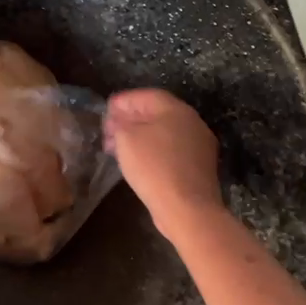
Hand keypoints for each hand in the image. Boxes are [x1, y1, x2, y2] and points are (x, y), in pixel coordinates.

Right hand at [104, 89, 223, 224]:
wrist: (188, 209)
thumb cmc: (153, 166)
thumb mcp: (126, 138)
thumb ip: (119, 122)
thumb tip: (119, 119)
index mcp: (175, 109)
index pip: (145, 95)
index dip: (122, 102)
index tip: (105, 111)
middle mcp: (192, 122)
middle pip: (157, 113)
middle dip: (130, 120)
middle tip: (109, 131)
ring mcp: (200, 145)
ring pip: (165, 133)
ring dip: (141, 137)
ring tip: (119, 149)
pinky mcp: (200, 167)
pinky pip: (172, 150)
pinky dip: (154, 151)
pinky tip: (140, 163)